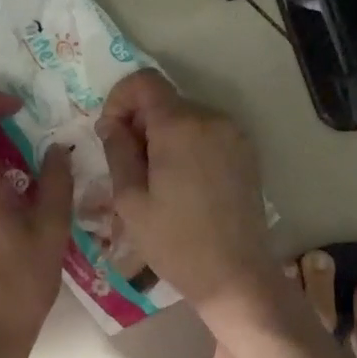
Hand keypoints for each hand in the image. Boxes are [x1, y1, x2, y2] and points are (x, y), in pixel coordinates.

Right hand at [96, 70, 275, 309]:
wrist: (236, 276)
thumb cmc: (175, 242)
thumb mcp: (130, 200)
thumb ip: (117, 151)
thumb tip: (111, 124)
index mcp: (181, 126)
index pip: (144, 82)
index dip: (119, 99)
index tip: (110, 133)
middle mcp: (212, 119)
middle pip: (165, 100)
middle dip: (140, 122)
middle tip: (128, 166)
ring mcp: (234, 135)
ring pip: (186, 117)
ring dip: (163, 135)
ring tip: (155, 180)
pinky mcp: (246, 153)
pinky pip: (207, 134)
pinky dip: (187, 145)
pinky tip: (182, 184)